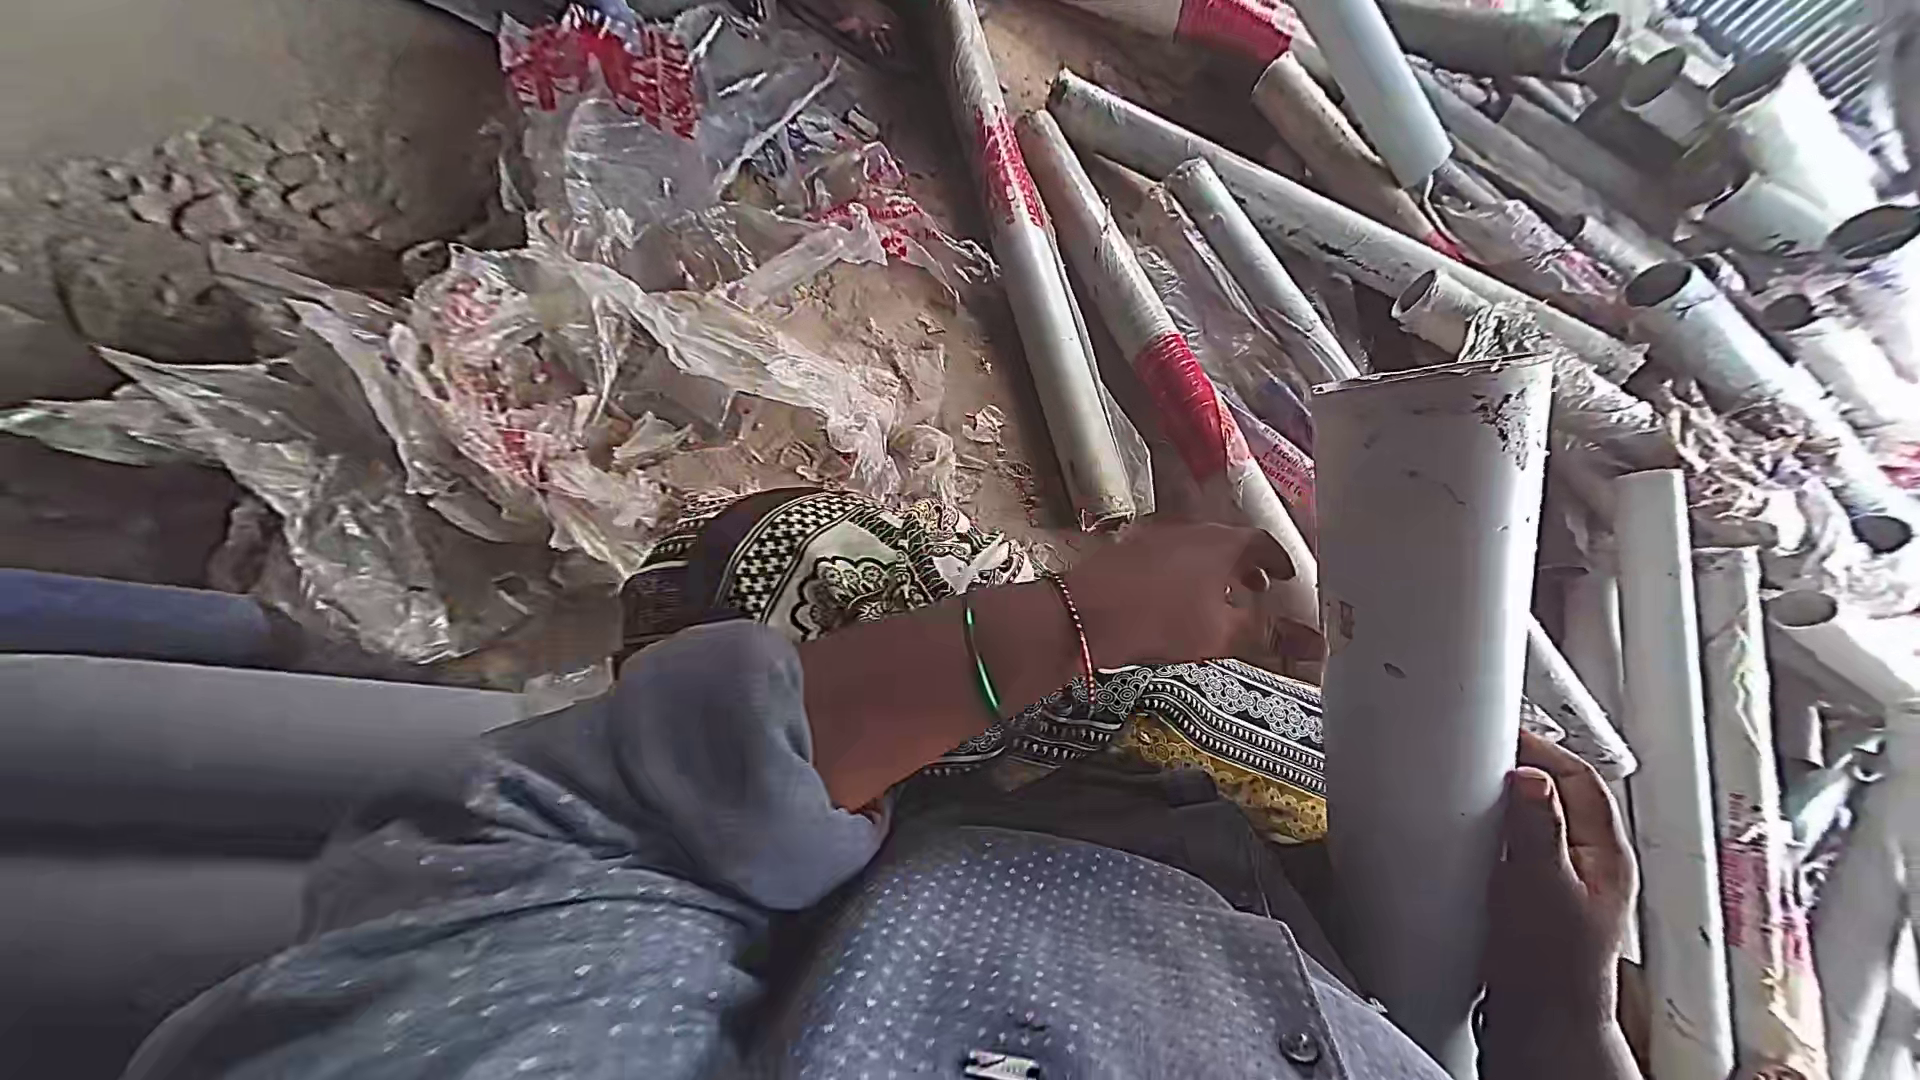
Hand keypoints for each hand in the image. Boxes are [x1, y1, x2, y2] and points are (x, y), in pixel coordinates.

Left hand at [1063, 519, 1320, 669]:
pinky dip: (1183, 570)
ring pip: (1195, 547)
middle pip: (1227, 541)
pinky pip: (1168, 553)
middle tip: (1258, 588)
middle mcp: (1189, 529)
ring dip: (1213, 568)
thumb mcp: (1220, 635)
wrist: (1082, 613)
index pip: (1261, 542)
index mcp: (1220, 543)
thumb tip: (1319, 646)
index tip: (1287, 576)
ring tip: (1220, 597)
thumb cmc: (1159, 621)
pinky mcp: (1127, 547)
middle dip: (1246, 565)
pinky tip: (1175, 596)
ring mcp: (1153, 535)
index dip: (1278, 560)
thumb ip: (1269, 637)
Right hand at [1482, 730, 1638, 1027]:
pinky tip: (1466, 815)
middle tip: (1480, 745)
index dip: (1543, 749)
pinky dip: (1491, 812)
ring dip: (1504, 787)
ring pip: (1535, 808)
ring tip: (1470, 772)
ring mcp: (1558, 867)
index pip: (1580, 779)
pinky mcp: (1529, 877)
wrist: (1537, 1008)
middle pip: (1559, 788)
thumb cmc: (1551, 960)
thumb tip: (1529, 778)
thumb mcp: (1542, 886)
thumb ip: (1538, 830)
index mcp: (1604, 853)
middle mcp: (1586, 856)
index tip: (1500, 733)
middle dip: (1522, 760)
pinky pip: (1513, 828)